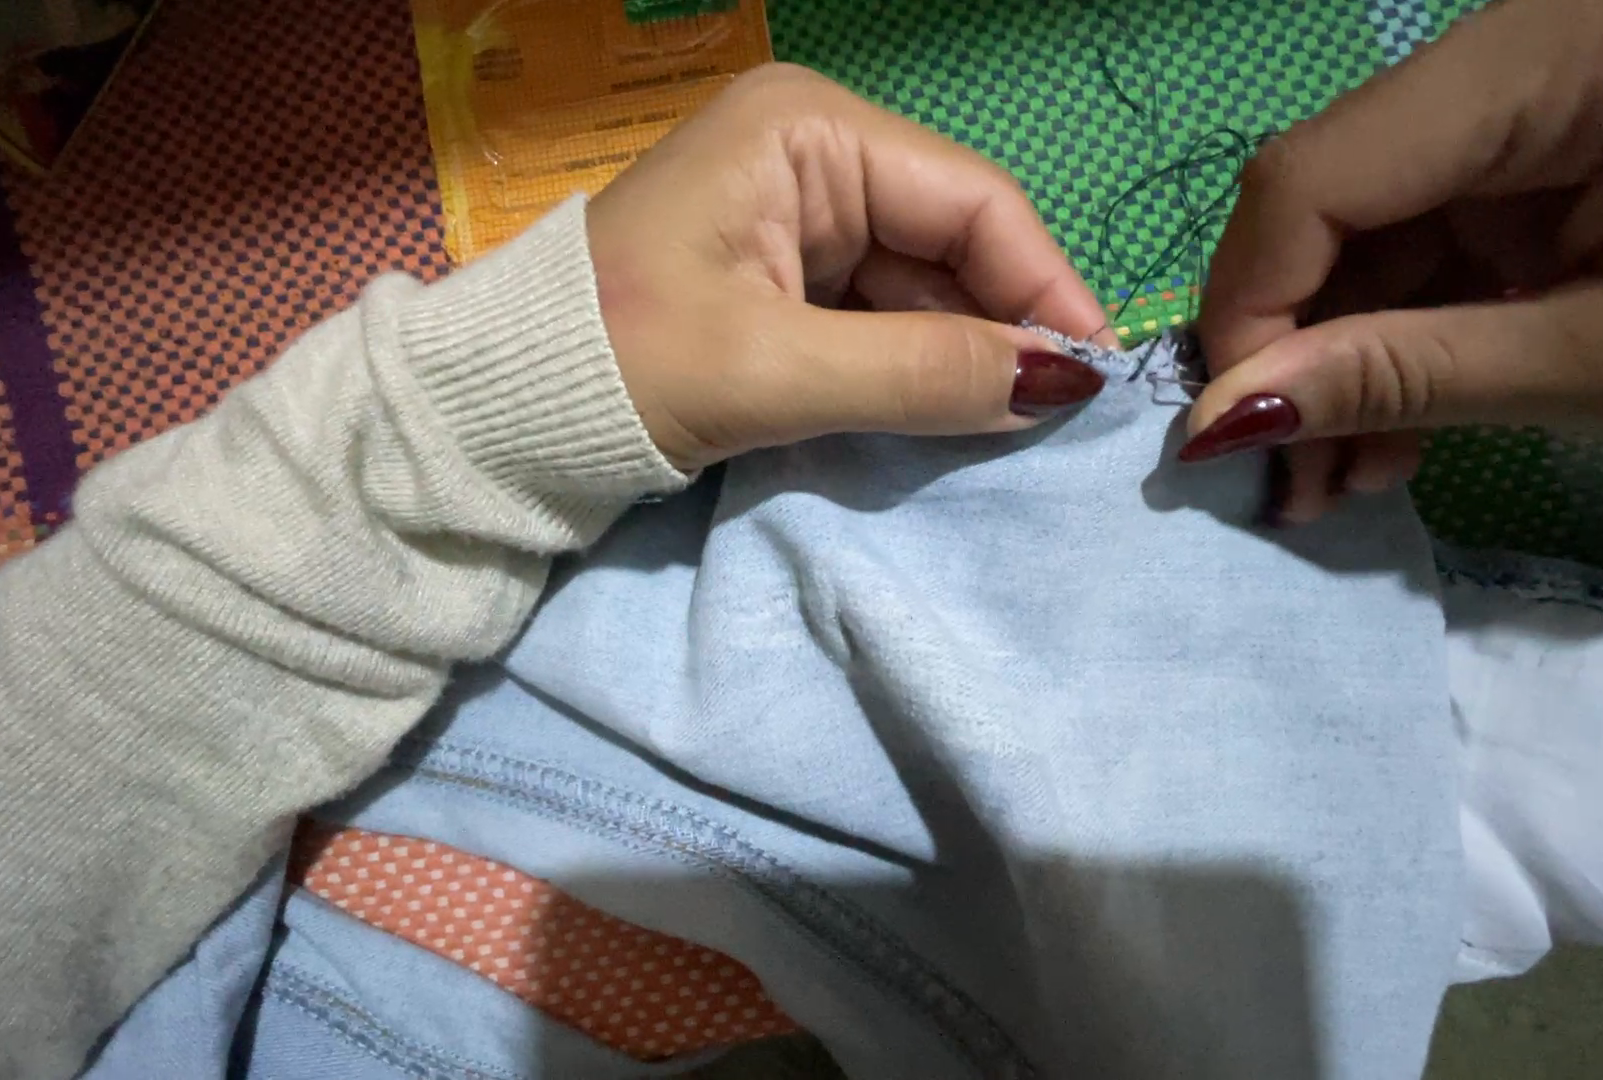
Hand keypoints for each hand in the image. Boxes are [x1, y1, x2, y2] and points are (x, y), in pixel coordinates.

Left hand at [587, 64, 1110, 471]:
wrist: (511, 414)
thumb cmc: (623, 366)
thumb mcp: (773, 369)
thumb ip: (917, 373)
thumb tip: (1054, 384)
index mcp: (806, 133)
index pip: (969, 199)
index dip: (1042, 284)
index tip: (1092, 370)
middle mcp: (809, 162)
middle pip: (948, 244)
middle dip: (1001, 327)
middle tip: (1053, 412)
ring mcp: (796, 226)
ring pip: (917, 291)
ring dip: (959, 356)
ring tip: (1005, 423)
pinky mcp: (783, 287)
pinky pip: (875, 324)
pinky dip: (910, 372)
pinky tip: (942, 412)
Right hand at [1186, 0, 1602, 523]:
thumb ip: (1402, 377)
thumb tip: (1218, 423)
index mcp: (1557, 52)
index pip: (1309, 179)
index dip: (1245, 309)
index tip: (1232, 429)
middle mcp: (1504, 63)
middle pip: (1312, 216)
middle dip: (1280, 357)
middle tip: (1283, 477)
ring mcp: (1506, 119)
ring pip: (1343, 254)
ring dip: (1326, 373)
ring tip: (1339, 479)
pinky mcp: (1515, 171)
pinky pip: (1399, 264)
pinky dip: (1379, 355)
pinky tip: (1386, 436)